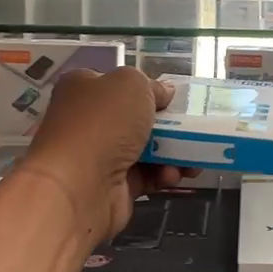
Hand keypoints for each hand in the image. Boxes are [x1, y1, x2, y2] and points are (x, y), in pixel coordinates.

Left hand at [20, 67, 185, 241]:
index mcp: (84, 89)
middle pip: (136, 119)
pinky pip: (146, 177)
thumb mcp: (132, 85)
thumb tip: (164, 92)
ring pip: (146, 150)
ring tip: (192, 160)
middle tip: (193, 130)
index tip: (173, 99)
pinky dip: (163, 176)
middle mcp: (88, 121)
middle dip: (169, 125)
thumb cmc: (102, 124)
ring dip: (173, 153)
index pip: (118, 85)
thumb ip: (153, 86)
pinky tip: (173, 177)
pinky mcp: (113, 187)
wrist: (78, 186)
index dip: (147, 89)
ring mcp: (99, 156)